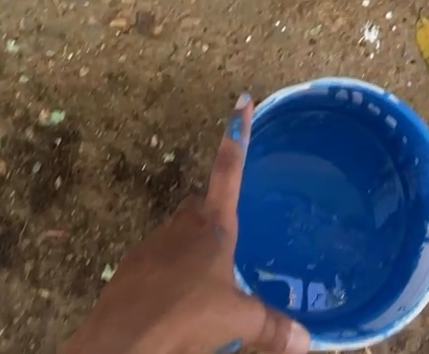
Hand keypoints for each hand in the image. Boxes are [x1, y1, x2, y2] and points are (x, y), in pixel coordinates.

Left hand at [60, 95, 310, 353]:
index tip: (243, 100)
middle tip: (230, 243)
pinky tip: (177, 300)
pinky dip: (170, 274)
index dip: (238, 134)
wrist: (121, 343)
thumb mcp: (236, 321)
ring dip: (192, 250)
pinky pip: (158, 261)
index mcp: (214, 225)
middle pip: (202, 204)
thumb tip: (307, 342)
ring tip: (206, 284)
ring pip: (179, 234)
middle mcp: (183, 224)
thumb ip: (272, 325)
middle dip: (215, 215)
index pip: (230, 168)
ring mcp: (154, 243)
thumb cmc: (184, 318)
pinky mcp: (132, 267)